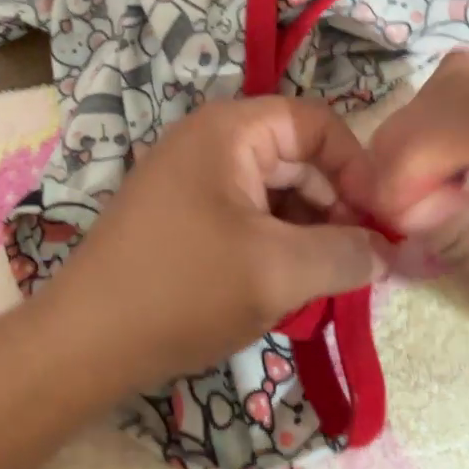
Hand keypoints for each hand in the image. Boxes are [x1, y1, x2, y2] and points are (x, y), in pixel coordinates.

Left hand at [42, 97, 389, 388]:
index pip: (317, 124)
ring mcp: (192, 175)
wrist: (82, 344)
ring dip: (307, 229)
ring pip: (274, 189)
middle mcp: (210, 139)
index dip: (357, 168)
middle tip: (362, 261)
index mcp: (231, 129)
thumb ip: (345, 254)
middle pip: (297, 156)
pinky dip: (276, 241)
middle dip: (334, 204)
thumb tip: (385, 250)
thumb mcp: (279, 273)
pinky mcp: (182, 212)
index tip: (382, 223)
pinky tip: (288, 283)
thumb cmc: (183, 290)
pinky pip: (247, 212)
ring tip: (327, 279)